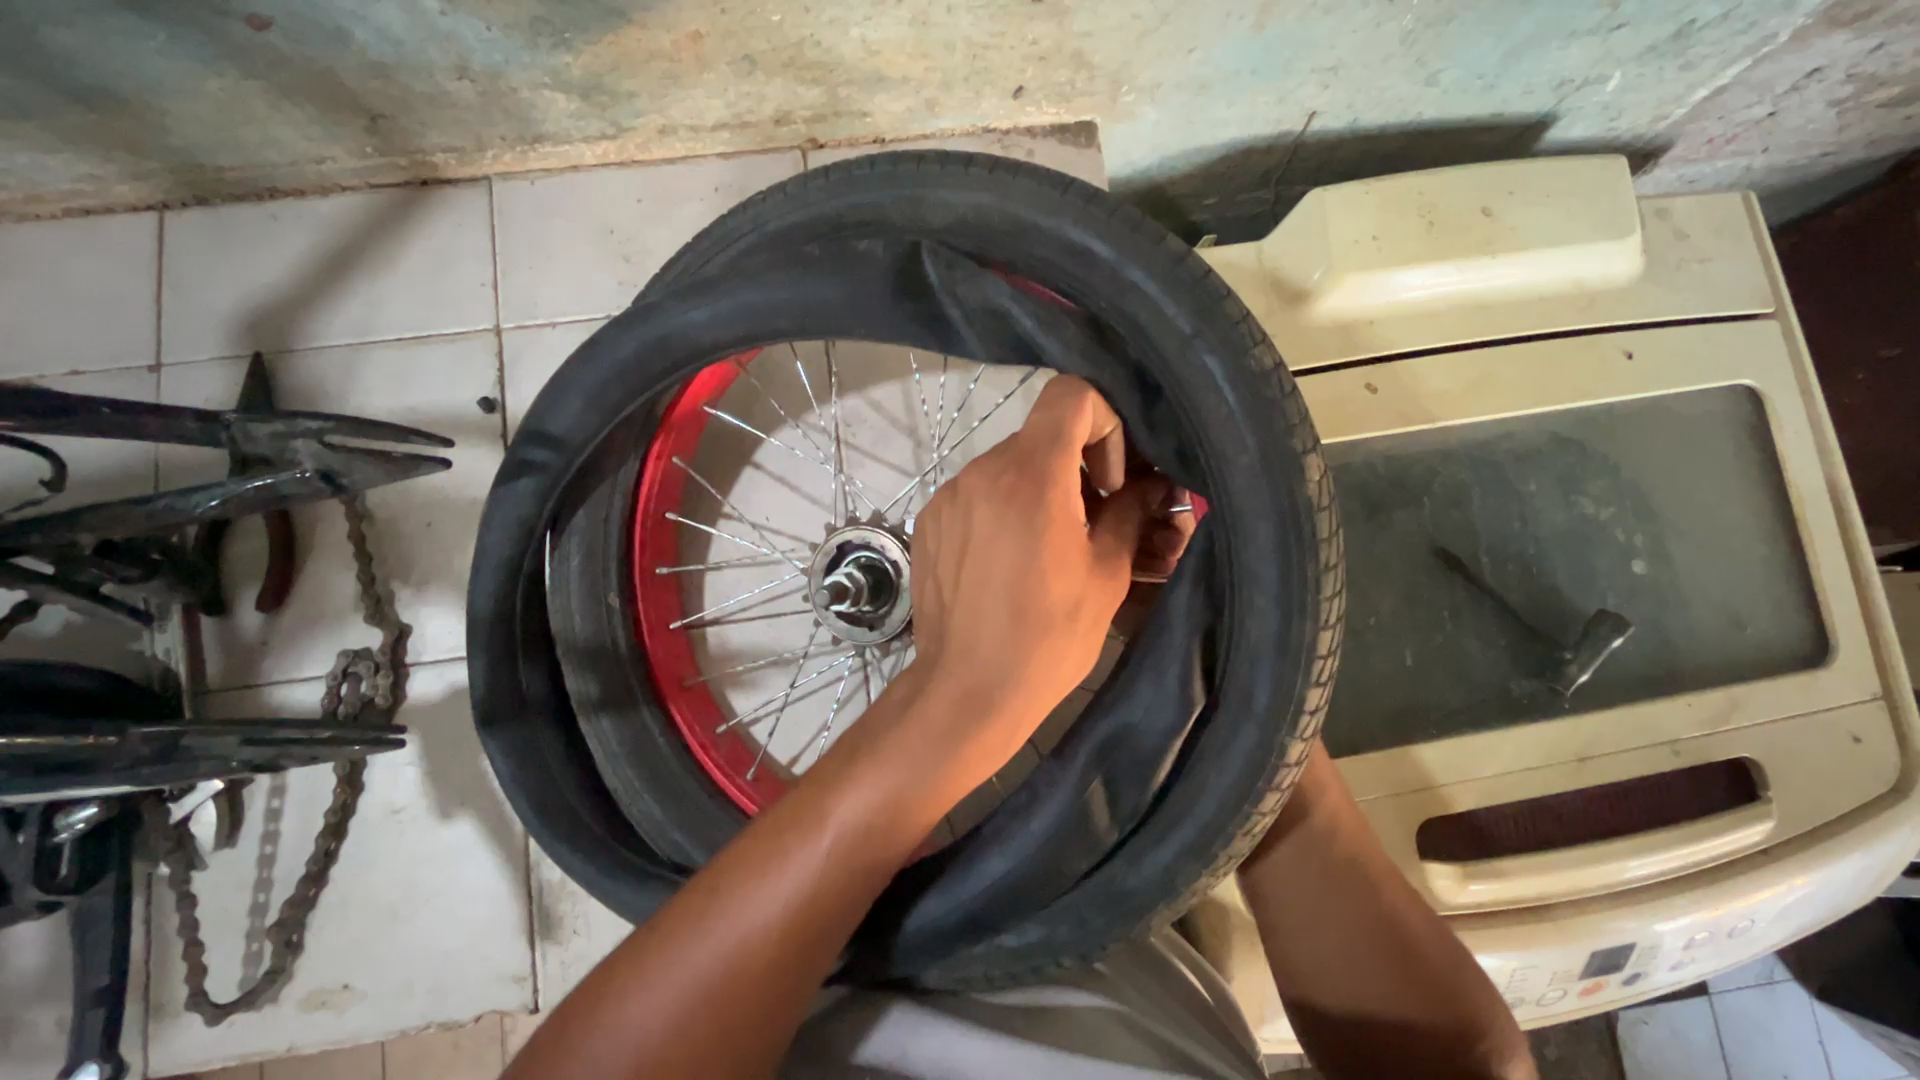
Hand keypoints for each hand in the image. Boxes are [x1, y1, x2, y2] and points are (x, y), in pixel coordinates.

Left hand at [904, 375, 1175, 783]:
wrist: (968, 689)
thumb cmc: (1048, 636)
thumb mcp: (1105, 576)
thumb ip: (1128, 515)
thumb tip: (1146, 490)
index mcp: (1032, 475)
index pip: (1070, 396)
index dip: (1103, 424)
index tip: (1109, 481)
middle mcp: (982, 471)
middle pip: (1040, 440)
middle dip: (1075, 471)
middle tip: (1092, 524)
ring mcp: (949, 496)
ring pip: (1007, 469)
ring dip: (1037, 493)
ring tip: (1049, 550)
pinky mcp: (928, 523)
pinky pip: (976, 496)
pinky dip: (1001, 512)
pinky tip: (1009, 563)